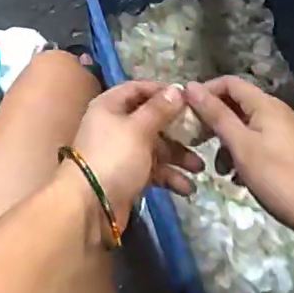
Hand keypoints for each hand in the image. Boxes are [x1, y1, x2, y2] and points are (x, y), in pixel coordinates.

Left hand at [70, 82, 204, 224]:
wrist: (92, 203)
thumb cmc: (114, 156)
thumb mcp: (138, 129)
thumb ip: (158, 110)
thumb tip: (177, 89)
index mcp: (111, 105)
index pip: (138, 89)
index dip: (162, 92)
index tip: (189, 99)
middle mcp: (115, 124)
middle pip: (150, 120)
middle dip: (176, 130)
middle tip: (201, 137)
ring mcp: (122, 151)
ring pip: (155, 147)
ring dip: (177, 156)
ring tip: (199, 167)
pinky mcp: (129, 175)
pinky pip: (153, 170)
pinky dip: (169, 177)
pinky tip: (187, 187)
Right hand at [184, 78, 293, 252]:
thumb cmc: (284, 180)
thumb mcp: (242, 147)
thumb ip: (216, 115)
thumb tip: (190, 86)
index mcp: (266, 105)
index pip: (228, 82)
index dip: (205, 92)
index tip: (187, 113)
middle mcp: (282, 113)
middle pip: (240, 105)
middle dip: (216, 121)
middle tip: (200, 143)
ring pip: (252, 127)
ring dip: (231, 142)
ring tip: (222, 170)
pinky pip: (267, 144)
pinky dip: (250, 154)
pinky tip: (245, 179)